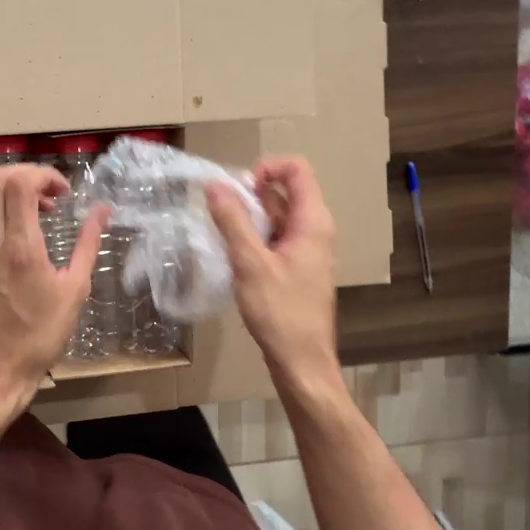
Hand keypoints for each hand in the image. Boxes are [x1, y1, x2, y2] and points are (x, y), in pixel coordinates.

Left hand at [0, 165, 108, 405]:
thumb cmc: (43, 332)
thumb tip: (102, 210)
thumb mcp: (75, 289)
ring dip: (14, 190)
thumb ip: (88, 244)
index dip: (44, 175)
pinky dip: (2, 209)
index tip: (65, 192)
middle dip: (27, 174)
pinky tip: (24, 229)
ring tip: (42, 210)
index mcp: (21, 248)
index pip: (20, 184)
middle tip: (52, 193)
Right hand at [206, 156, 339, 390]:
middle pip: (283, 191)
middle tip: (220, 213)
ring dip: (248, 217)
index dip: (267, 167)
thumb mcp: (250, 264)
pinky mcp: (296, 267)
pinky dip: (253, 237)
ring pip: (275, 215)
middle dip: (249, 194)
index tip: (238, 187)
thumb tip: (215, 184)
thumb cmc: (280, 312)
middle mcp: (314, 229)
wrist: (301, 361)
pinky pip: (274, 237)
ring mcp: (306, 249)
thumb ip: (232, 221)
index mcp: (312, 222)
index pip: (297, 169)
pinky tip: (232, 255)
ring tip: (221, 234)